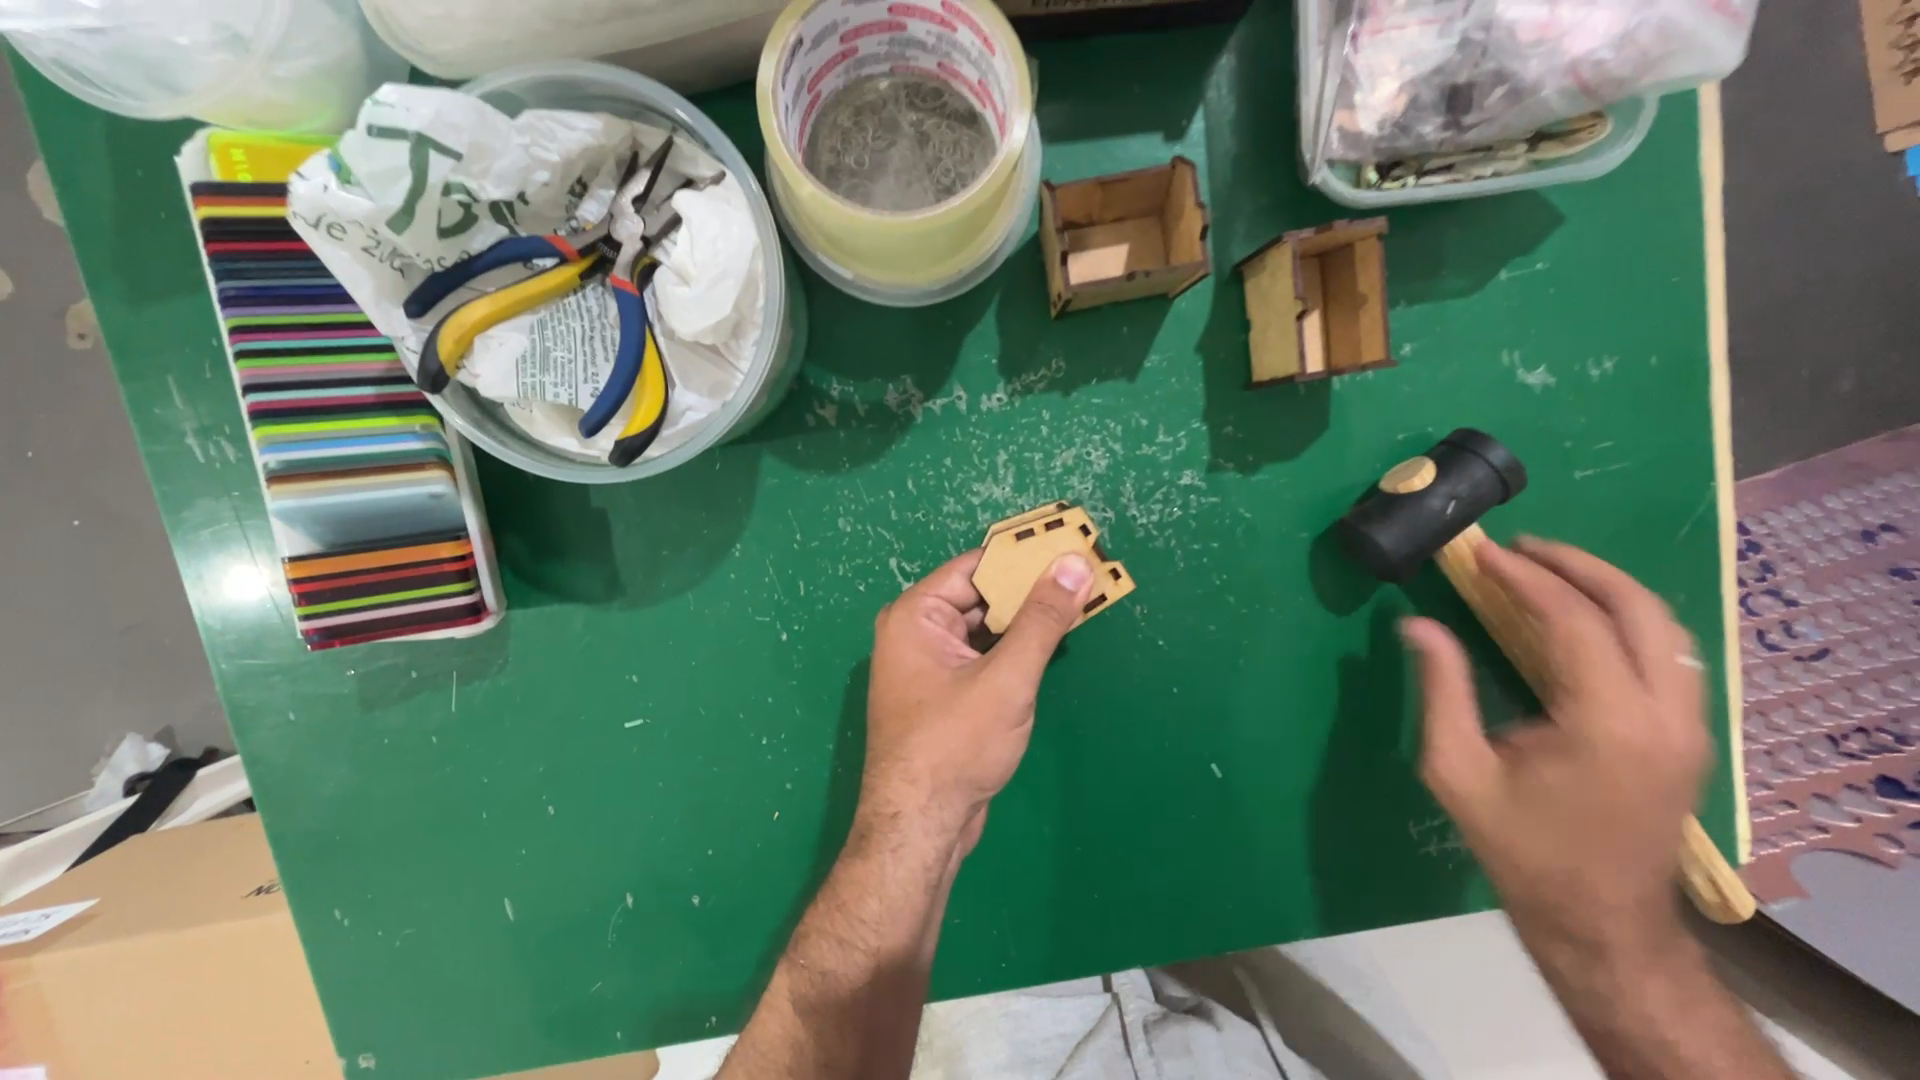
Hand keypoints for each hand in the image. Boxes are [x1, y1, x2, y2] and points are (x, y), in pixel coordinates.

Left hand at [860, 549, 1094, 854]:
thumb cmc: (955, 745)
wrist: (922, 826)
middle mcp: (916, 633)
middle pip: (981, 596)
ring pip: (986, 629)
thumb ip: (1043, 619)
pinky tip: (1051, 645)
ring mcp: (929, 665)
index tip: (1070, 548)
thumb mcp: (1007, 678)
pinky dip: (1015, 651)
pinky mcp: (946, 695)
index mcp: (915, 615)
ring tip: (1078, 605)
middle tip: (1084, 577)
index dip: (1023, 558)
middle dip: (1030, 591)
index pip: (975, 568)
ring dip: (1026, 622)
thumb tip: (1075, 564)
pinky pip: (984, 657)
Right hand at [1401, 537, 1708, 961]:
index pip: (1572, 620)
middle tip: (1521, 548)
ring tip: (1549, 570)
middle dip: (1578, 566)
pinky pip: (1669, 652)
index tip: (1482, 554)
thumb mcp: (1457, 770)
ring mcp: (1689, 725)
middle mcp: (1664, 714)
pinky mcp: (1690, 734)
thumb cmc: (1519, 847)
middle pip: (1638, 608)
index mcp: (1605, 722)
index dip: (1524, 578)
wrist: (1599, 918)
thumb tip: (1417, 624)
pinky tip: (1585, 615)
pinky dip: (1627, 618)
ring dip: (1608, 587)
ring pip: (1665, 626)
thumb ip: (1441, 690)